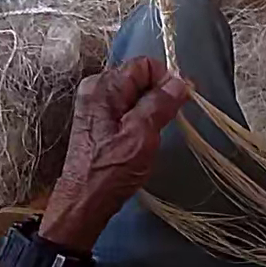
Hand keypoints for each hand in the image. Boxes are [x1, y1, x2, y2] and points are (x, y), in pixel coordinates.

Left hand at [41, 57, 192, 251]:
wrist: (85, 201)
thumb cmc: (111, 170)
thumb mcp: (141, 135)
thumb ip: (160, 104)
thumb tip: (179, 80)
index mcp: (103, 86)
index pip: (144, 64)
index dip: (166, 79)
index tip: (180, 102)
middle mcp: (95, 89)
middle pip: (139, 77)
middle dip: (159, 94)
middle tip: (168, 121)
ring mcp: (94, 105)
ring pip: (134, 94)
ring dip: (151, 109)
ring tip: (155, 133)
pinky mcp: (97, 121)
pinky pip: (126, 108)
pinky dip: (140, 118)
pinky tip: (142, 138)